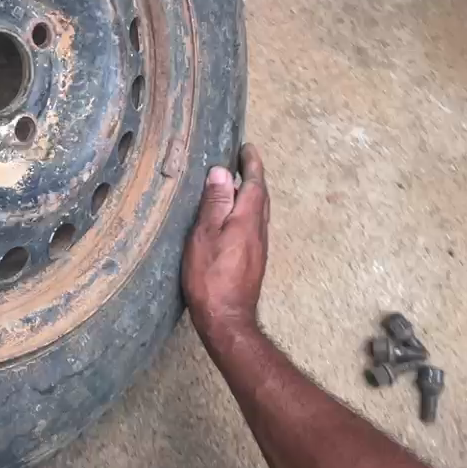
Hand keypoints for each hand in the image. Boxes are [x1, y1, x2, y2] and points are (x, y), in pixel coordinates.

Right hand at [182, 143, 268, 339]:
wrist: (227, 320)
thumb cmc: (210, 277)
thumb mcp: (205, 235)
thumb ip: (215, 203)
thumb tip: (222, 172)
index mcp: (247, 220)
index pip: (254, 184)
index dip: (251, 164)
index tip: (247, 147)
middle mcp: (259, 231)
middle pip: (260, 196)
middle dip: (253, 176)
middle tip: (243, 160)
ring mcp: (258, 247)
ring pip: (259, 211)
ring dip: (251, 193)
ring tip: (238, 183)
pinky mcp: (253, 260)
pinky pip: (254, 225)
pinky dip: (247, 210)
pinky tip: (236, 216)